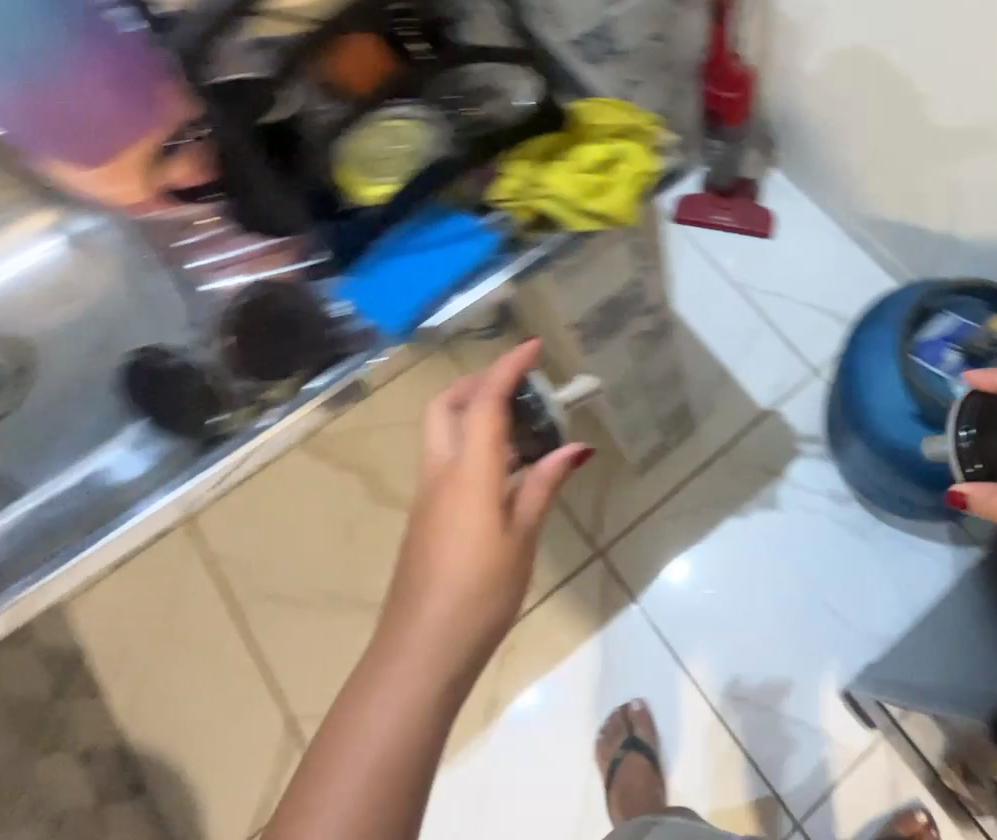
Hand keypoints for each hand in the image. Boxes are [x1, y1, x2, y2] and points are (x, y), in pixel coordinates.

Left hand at [383, 339, 591, 652]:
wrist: (422, 649)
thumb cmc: (480, 592)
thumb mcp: (523, 537)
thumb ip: (543, 485)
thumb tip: (575, 447)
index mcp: (468, 472)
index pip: (485, 402)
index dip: (508, 368)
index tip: (533, 347)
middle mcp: (440, 473)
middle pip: (446, 406)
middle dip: (478, 383)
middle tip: (520, 387)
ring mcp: (429, 495)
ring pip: (443, 432)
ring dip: (475, 414)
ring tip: (525, 426)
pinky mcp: (428, 516)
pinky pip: (448, 461)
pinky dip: (475, 446)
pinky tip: (509, 470)